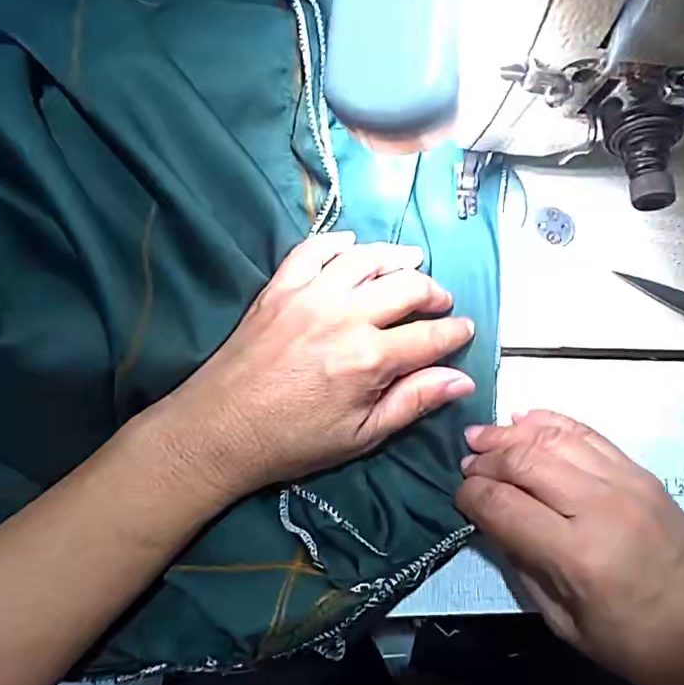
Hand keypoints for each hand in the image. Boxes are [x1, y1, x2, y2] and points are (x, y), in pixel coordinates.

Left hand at [142, 232, 476, 498]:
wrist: (218, 431)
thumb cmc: (294, 441)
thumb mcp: (362, 435)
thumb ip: (414, 401)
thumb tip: (462, 381)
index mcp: (369, 359)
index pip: (430, 335)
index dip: (455, 331)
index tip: (465, 330)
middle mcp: (344, 316)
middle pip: (407, 286)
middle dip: (435, 292)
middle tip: (441, 302)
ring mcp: (309, 295)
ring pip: (367, 258)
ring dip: (397, 257)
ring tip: (413, 263)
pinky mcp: (280, 288)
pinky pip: (313, 249)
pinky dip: (338, 243)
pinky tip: (353, 247)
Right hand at [455, 411, 683, 684]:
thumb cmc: (640, 643)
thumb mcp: (567, 626)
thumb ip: (525, 569)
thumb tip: (494, 524)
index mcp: (576, 555)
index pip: (504, 505)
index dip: (471, 495)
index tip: (458, 495)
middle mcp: (598, 505)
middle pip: (525, 460)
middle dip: (487, 458)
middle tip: (465, 460)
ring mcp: (624, 481)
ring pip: (554, 438)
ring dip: (512, 432)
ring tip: (484, 434)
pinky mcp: (641, 471)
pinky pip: (587, 434)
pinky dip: (552, 422)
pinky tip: (528, 419)